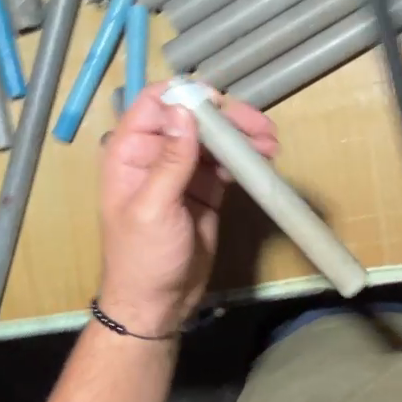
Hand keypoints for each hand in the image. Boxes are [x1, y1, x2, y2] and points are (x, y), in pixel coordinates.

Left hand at [97, 84, 278, 336]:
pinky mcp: (205, 189)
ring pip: (214, 139)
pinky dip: (246, 159)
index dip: (186, 96)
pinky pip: (227, 163)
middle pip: (193, 118)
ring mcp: (182, 171)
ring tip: (271, 144)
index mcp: (130, 152)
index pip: (154, 104)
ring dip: (243, 137)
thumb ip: (170, 160)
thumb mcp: (153, 208)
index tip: (219, 102)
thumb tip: (185, 110)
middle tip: (260, 126)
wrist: (156, 305)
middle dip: (227, 118)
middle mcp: (155, 153)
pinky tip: (265, 160)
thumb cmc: (142, 258)